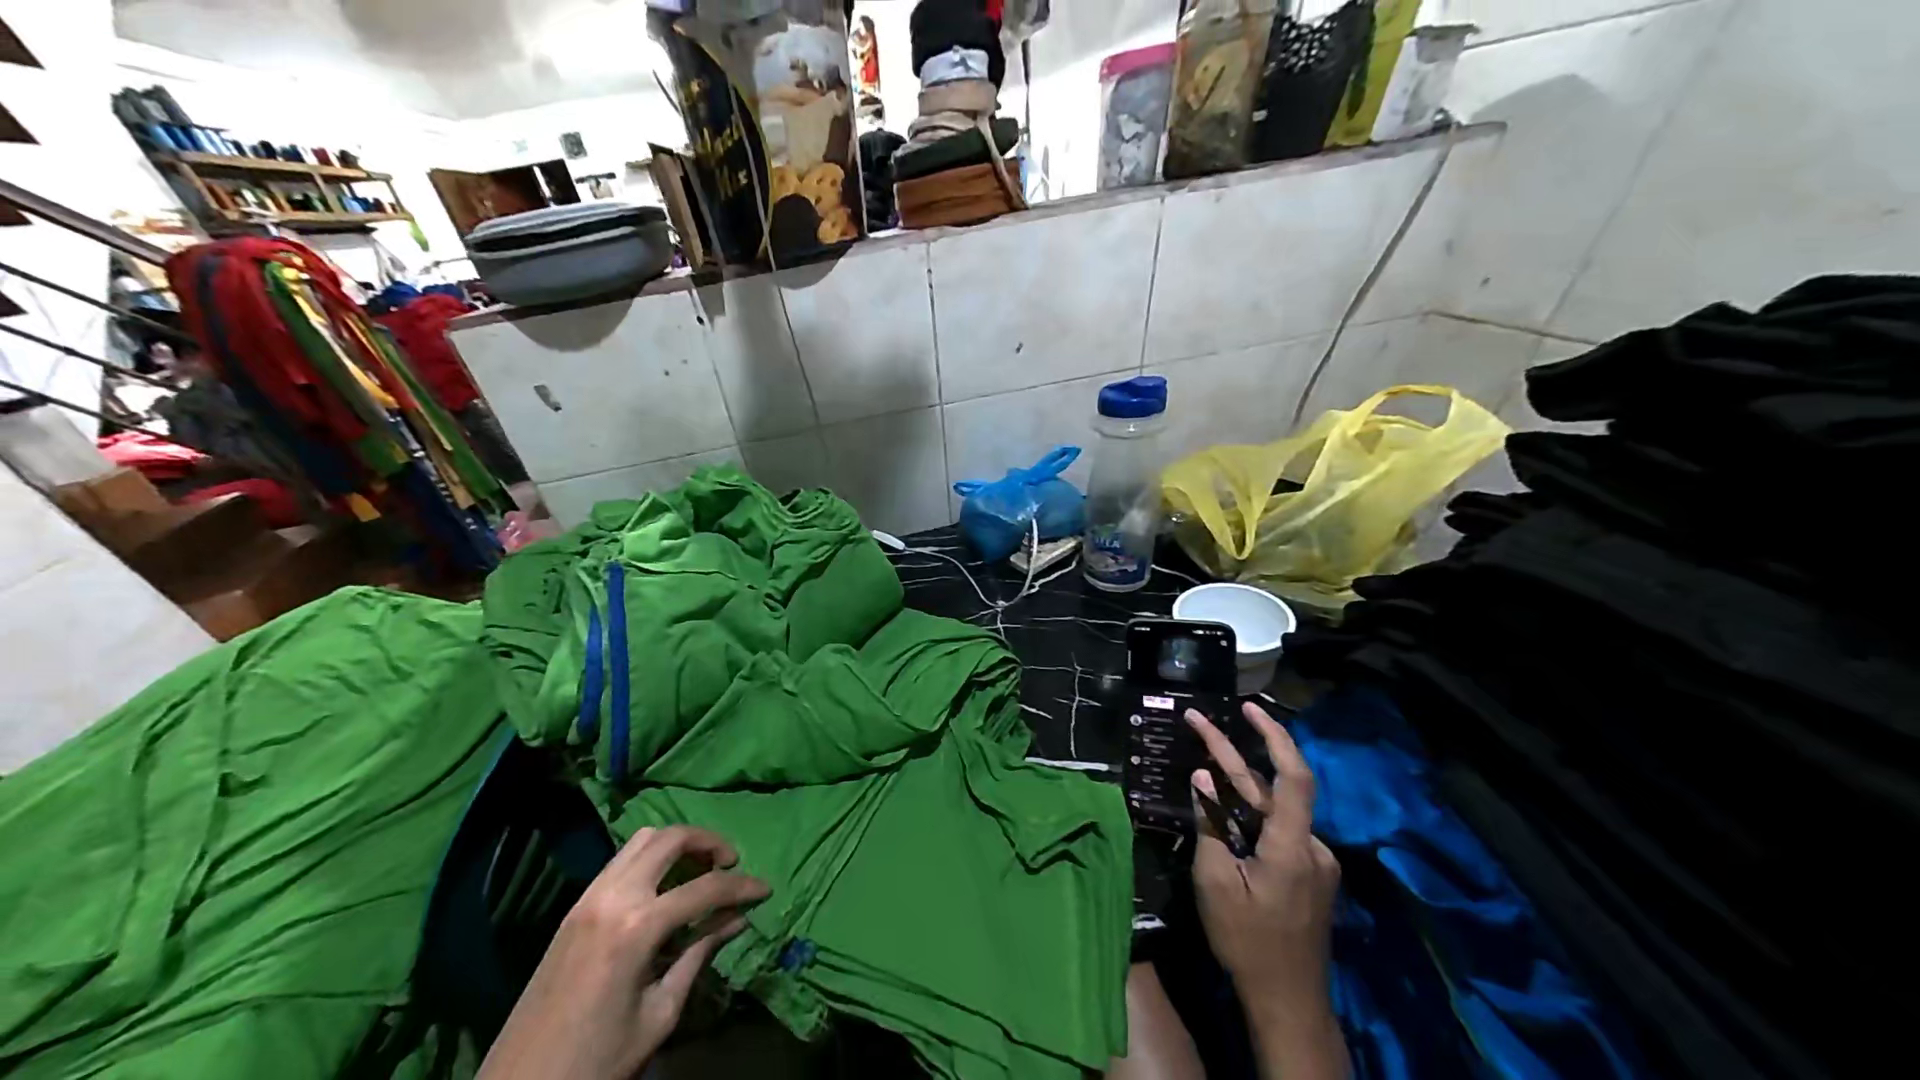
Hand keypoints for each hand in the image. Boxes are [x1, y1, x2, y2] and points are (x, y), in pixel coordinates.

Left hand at [478, 825, 770, 1079]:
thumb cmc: (598, 1059)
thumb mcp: (659, 1013)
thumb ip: (699, 954)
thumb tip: (737, 919)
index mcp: (637, 926)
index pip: (705, 889)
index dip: (742, 886)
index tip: (766, 889)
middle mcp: (613, 896)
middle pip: (671, 839)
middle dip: (709, 843)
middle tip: (731, 864)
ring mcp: (589, 897)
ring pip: (643, 839)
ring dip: (678, 844)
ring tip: (700, 869)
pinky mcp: (575, 906)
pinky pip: (621, 860)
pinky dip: (651, 858)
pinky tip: (665, 885)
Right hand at [1187, 703, 1346, 1079]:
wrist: (1288, 1001)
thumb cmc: (1246, 941)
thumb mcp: (1215, 882)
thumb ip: (1211, 824)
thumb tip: (1203, 777)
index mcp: (1292, 847)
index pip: (1293, 776)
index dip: (1274, 736)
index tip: (1247, 710)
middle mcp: (1312, 846)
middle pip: (1272, 788)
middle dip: (1232, 754)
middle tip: (1197, 722)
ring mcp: (1315, 862)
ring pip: (1273, 811)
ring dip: (1239, 786)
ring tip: (1204, 758)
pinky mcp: (1310, 875)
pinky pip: (1278, 831)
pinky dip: (1250, 815)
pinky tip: (1225, 813)